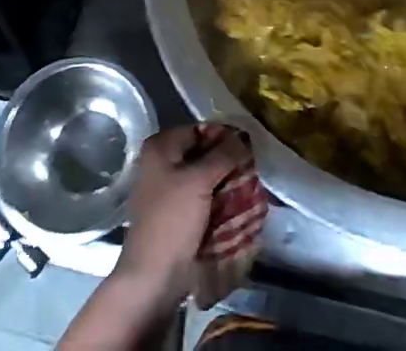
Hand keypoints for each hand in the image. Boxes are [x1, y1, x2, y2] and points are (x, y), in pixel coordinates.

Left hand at [118, 125, 250, 293]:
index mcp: (160, 147)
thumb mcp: (199, 181)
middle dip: (225, 160)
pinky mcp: (175, 212)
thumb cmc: (172, 219)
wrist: (154, 274)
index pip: (197, 130)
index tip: (248, 148)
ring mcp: (166, 188)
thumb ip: (222, 155)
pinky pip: (200, 196)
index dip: (222, 136)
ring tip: (248, 187)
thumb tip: (242, 137)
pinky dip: (216, 198)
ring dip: (223, 181)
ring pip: (202, 176)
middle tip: (251, 170)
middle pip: (200, 153)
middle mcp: (160, 162)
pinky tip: (236, 203)